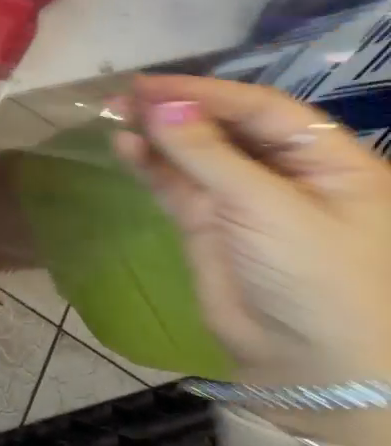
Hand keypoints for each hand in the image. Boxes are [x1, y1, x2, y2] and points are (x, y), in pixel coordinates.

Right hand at [114, 75, 390, 387]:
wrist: (307, 360)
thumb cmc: (316, 276)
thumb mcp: (268, 208)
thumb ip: (209, 153)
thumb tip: (160, 102)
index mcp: (332, 165)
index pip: (265, 110)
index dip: (209, 93)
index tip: (153, 85)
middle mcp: (289, 174)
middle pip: (226, 125)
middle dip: (177, 108)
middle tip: (125, 95)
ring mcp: (244, 198)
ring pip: (193, 149)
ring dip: (156, 130)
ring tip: (114, 114)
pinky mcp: (207, 219)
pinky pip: (173, 178)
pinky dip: (148, 160)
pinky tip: (123, 145)